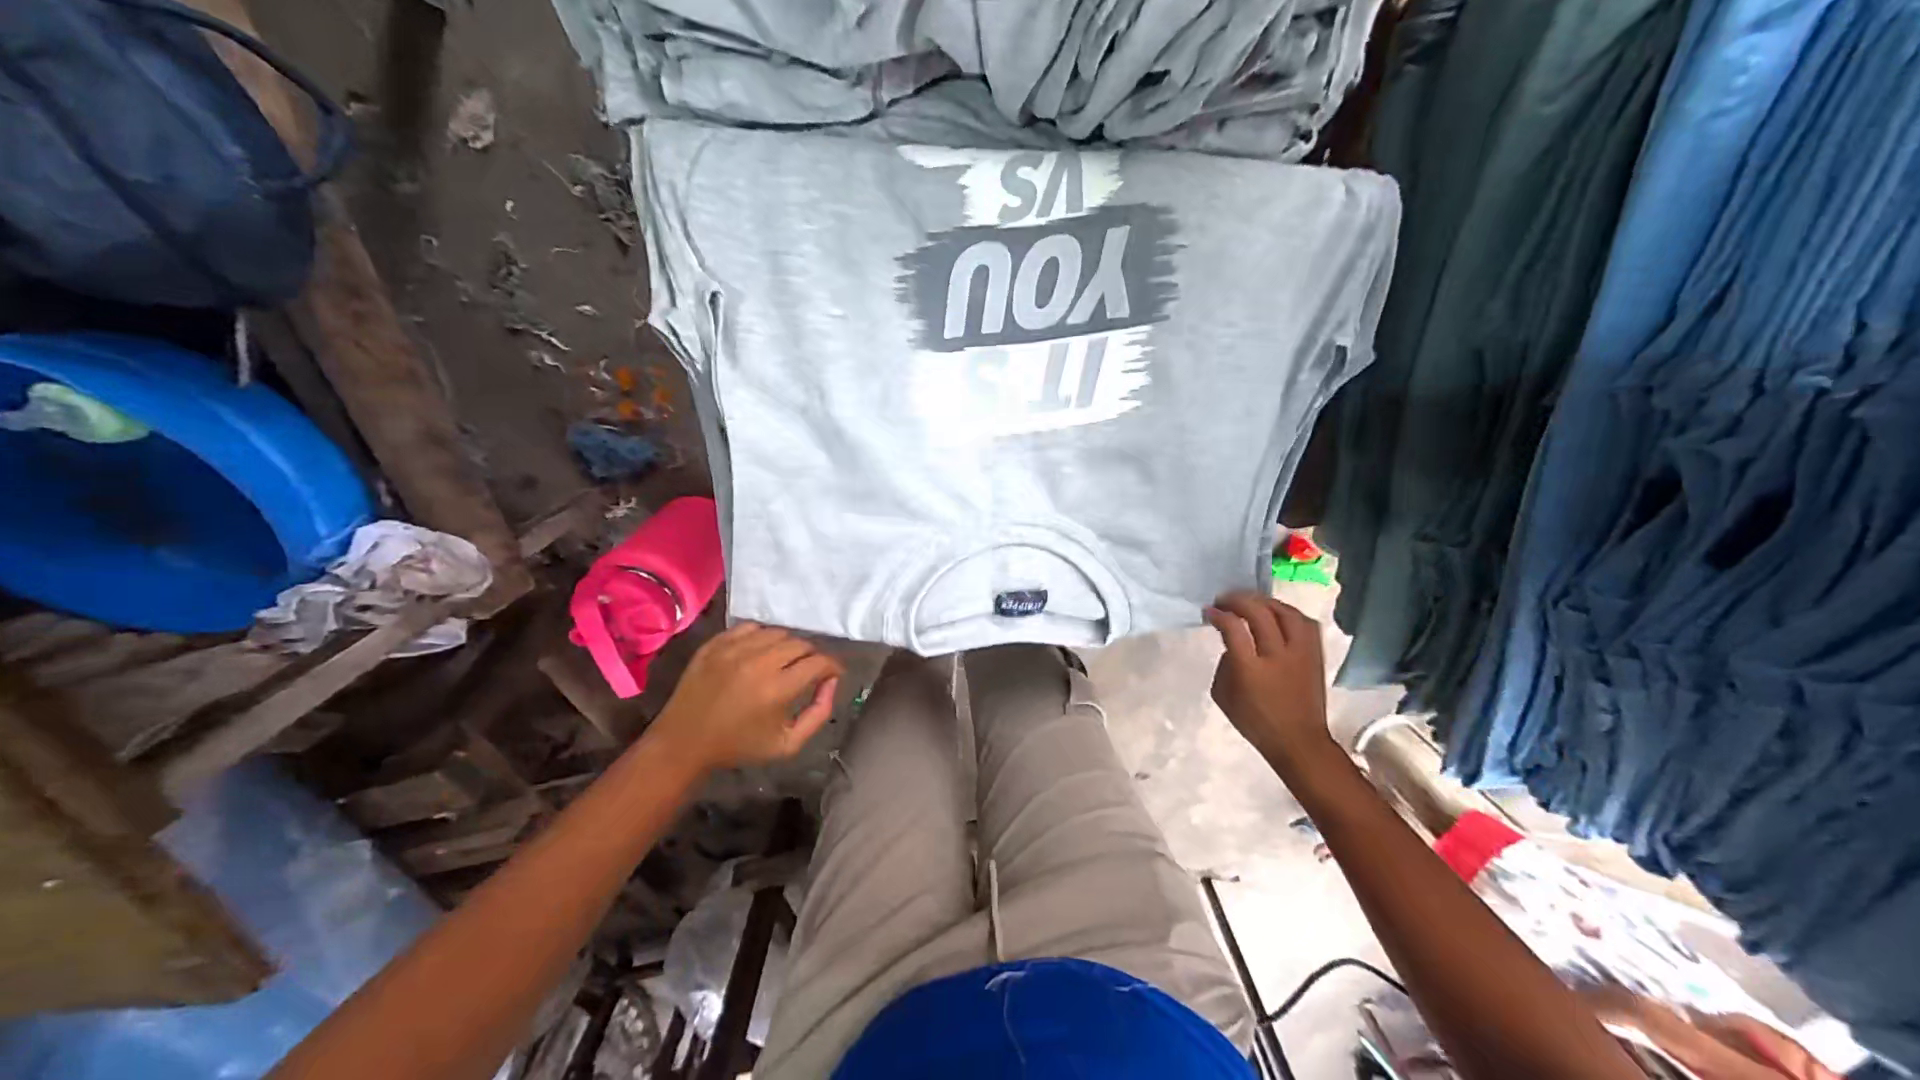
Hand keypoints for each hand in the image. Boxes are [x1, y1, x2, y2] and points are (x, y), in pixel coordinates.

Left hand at [648, 623, 843, 772]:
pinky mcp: (715, 644)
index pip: (819, 661)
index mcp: (778, 688)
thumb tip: (832, 683)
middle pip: (801, 644)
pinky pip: (750, 627)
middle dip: (812, 656)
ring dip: (788, 645)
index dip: (833, 667)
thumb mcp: (788, 744)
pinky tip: (759, 652)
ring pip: (777, 632)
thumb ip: (818, 714)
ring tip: (784, 661)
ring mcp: (734, 649)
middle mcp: (758, 662)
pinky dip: (761, 636)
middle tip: (808, 670)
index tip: (832, 674)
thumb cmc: (739, 746)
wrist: (685, 742)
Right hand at [1204, 591, 1336, 768]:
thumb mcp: (1223, 695)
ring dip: (1263, 601)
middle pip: (1259, 613)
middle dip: (1238, 600)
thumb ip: (1224, 664)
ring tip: (1250, 603)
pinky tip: (1275, 614)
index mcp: (1250, 669)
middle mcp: (1277, 656)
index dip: (1218, 614)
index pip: (1233, 628)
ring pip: (1285, 612)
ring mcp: (1300, 653)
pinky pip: (1304, 622)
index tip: (1209, 612)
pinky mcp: (1315, 654)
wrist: (1298, 740)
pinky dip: (1286, 612)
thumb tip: (1232, 643)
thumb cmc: (1255, 722)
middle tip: (1224, 601)